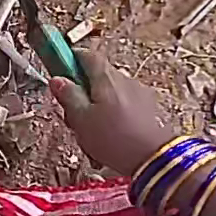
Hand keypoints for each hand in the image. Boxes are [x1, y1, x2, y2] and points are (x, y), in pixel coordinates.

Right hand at [48, 49, 172, 174]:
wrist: (157, 161)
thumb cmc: (115, 138)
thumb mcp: (81, 118)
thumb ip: (68, 95)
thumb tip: (57, 80)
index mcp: (106, 78)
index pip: (87, 54)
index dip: (70, 58)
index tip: (60, 70)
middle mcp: (126, 81)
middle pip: (98, 76)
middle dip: (82, 89)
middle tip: (72, 110)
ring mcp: (140, 95)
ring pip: (110, 92)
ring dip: (97, 104)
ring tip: (90, 129)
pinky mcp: (149, 111)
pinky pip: (124, 106)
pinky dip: (113, 115)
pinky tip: (109, 135)